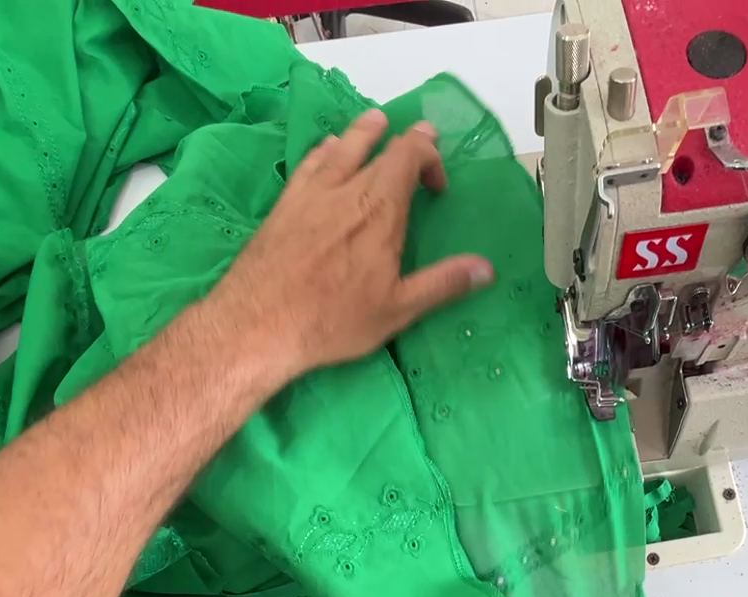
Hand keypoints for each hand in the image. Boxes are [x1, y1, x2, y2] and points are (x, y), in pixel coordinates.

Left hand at [201, 108, 494, 382]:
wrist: (260, 322)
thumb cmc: (334, 320)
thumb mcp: (398, 310)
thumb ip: (443, 284)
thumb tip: (486, 269)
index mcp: (381, 210)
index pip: (410, 155)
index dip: (429, 156)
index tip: (437, 185)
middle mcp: (348, 188)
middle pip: (379, 146)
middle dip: (404, 142)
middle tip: (418, 144)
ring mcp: (312, 192)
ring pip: (342, 145)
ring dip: (364, 132)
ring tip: (376, 123)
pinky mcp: (286, 203)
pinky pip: (310, 161)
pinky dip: (327, 149)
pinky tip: (328, 150)